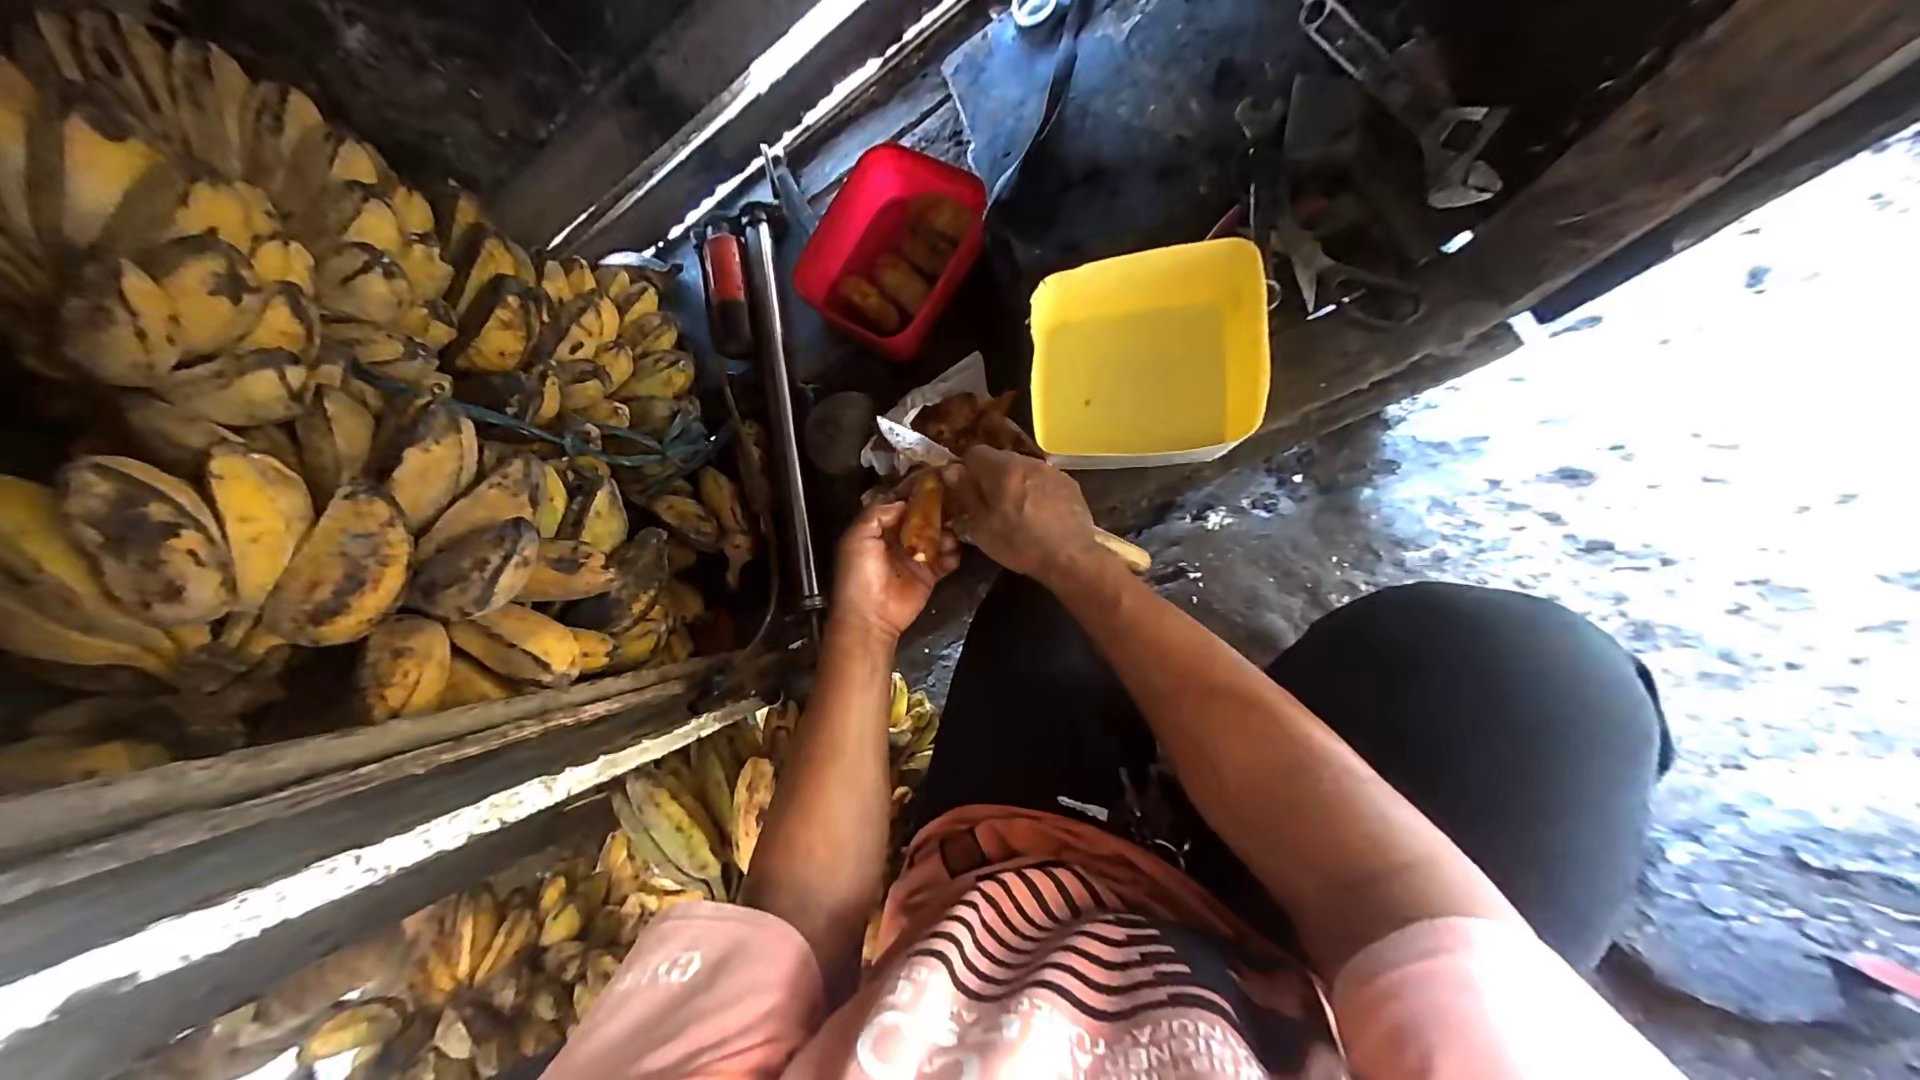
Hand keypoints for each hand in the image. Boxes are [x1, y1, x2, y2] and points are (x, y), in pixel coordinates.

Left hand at [830, 499, 959, 640]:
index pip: (900, 506)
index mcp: (879, 530)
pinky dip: (953, 555)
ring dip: (947, 533)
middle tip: (953, 505)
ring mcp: (916, 558)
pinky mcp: (930, 576)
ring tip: (951, 535)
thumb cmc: (859, 574)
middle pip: (923, 520)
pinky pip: (946, 560)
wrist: (870, 616)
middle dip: (937, 513)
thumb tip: (903, 503)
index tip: (934, 482)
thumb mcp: (858, 537)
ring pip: (938, 538)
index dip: (915, 495)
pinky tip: (952, 552)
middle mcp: (899, 540)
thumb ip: (877, 514)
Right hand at [944, 445, 1103, 586]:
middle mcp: (1028, 461)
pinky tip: (1040, 515)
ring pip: (1024, 470)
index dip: (966, 470)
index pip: (975, 453)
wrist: (1070, 557)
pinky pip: (1043, 481)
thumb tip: (952, 470)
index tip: (966, 491)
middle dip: (991, 478)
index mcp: (1002, 468)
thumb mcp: (981, 526)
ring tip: (1018, 512)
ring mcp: (1052, 471)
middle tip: (990, 506)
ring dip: (1015, 484)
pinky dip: (1036, 492)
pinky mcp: (1070, 484)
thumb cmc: (1019, 544)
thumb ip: (966, 494)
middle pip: (1001, 460)